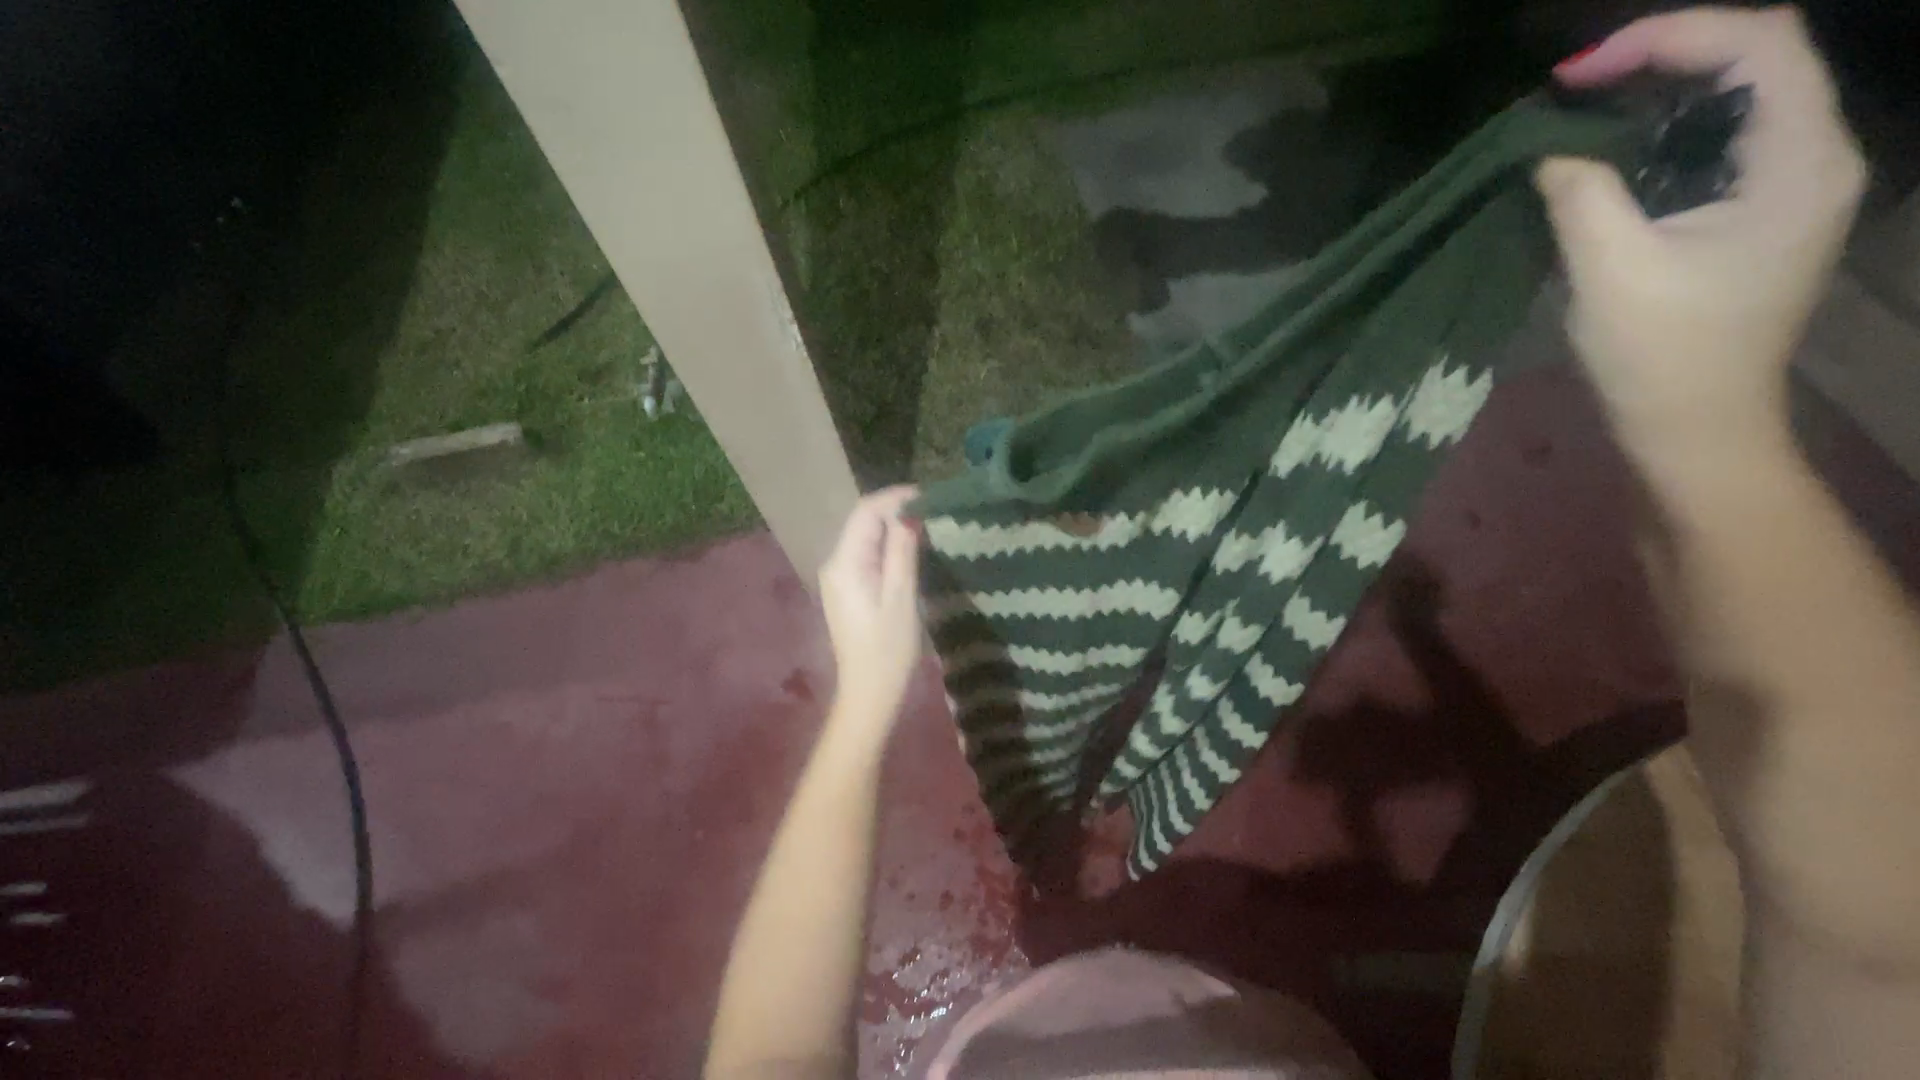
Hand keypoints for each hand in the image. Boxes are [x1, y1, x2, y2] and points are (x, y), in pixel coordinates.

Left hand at [817, 486, 923, 729]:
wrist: (869, 694)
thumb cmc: (888, 650)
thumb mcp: (901, 598)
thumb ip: (902, 552)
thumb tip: (909, 515)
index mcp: (844, 564)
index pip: (865, 512)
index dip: (895, 498)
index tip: (930, 496)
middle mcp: (835, 564)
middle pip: (863, 521)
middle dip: (895, 510)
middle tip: (934, 509)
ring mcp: (839, 578)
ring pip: (865, 537)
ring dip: (893, 527)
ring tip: (928, 526)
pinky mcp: (848, 590)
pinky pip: (866, 555)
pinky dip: (887, 546)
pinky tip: (910, 550)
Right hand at [1536, 6, 1866, 454]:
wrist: (1694, 428)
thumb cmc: (1661, 355)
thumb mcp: (1610, 268)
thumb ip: (1581, 191)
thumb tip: (1549, 148)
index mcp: (1800, 161)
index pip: (1756, 43)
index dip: (1664, 37)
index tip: (1573, 76)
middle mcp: (1815, 157)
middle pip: (1750, 60)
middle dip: (1657, 60)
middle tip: (1571, 92)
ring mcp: (1792, 186)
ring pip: (1732, 100)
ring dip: (1654, 99)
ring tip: (1579, 119)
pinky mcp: (1759, 213)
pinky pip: (1717, 145)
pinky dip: (1659, 138)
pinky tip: (1607, 160)